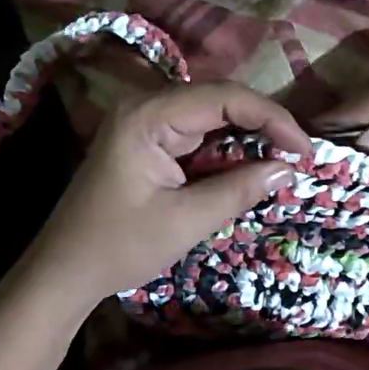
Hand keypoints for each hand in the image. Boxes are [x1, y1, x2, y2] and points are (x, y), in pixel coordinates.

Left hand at [23, 81, 312, 307]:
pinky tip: (248, 170)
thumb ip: (239, 189)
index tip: (304, 149)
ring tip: (282, 163)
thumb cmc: (119, 247)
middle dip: (262, 126)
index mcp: (147, 116)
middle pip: (218, 101)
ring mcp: (144, 124)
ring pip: (211, 118)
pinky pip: (196, 137)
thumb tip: (289, 168)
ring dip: (246, 140)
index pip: (223, 97)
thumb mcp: (186, 221)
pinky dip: (225, 153)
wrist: (64, 272)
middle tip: (298, 157)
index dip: (271, 117)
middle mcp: (145, 108)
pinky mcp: (147, 144)